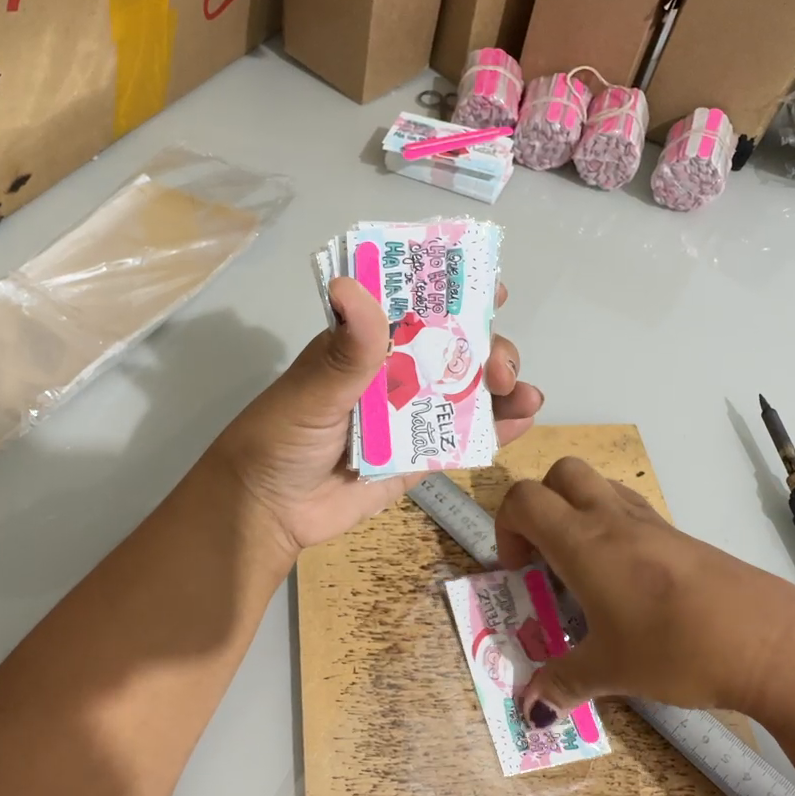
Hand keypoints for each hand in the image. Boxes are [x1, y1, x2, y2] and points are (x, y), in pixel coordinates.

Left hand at [204, 276, 542, 556]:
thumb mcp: (312, 392)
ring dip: (501, 388)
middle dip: (487, 350)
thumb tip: (351, 285)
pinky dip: (493, 430)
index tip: (493, 291)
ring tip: (527, 396)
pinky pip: (459, 440)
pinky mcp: (415, 460)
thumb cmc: (279, 440)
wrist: (267, 511)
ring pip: (464, 393)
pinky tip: (521, 422)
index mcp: (364, 349)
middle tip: (502, 368)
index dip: (455, 297)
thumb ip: (345, 350)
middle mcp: (391, 378)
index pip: (416, 310)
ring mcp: (406, 420)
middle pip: (453, 352)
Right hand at [496, 458, 794, 718]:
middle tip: (544, 556)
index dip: (506, 528)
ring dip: (577, 512)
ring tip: (583, 569)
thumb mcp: (611, 672)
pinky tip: (627, 585)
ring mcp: (653, 525)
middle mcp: (613, 520)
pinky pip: (633, 513)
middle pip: (561, 474)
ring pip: (600, 486)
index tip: (518, 572)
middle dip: (540, 505)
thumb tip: (532, 709)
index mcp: (582, 541)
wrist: (772, 644)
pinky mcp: (683, 540)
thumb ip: (563, 683)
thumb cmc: (676, 649)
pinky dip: (613, 531)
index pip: (523, 499)